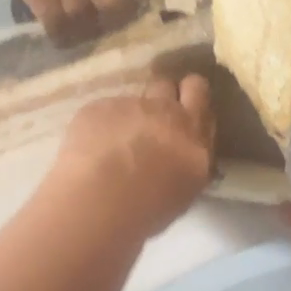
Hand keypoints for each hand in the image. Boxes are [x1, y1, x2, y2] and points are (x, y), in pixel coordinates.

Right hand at [0, 0, 143, 46]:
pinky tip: (56, 39)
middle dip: (112, 24)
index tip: (127, 16)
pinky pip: (55, 21)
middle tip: (101, 34)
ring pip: (86, 18)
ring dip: (83, 35)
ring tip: (78, 42)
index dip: (133, 1)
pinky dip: (58, 34)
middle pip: (115, 4)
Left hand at [48, 74, 215, 236]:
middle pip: (166, 83)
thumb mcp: (188, 187)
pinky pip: (103, 111)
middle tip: (152, 118)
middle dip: (161, 94)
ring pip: (131, 100)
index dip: (189, 95)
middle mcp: (164, 110)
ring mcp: (129, 104)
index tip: (183, 108)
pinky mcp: (97, 107)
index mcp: (193, 131)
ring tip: (115, 145)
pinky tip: (90, 151)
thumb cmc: (149, 207)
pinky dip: (100, 127)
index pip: (199, 92)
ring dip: (128, 116)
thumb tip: (183, 151)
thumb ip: (189, 157)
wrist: (102, 201)